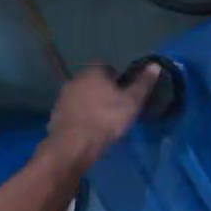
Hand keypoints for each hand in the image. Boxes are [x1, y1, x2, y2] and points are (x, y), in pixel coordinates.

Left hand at [41, 65, 159, 166]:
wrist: (73, 145)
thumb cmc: (107, 119)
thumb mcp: (132, 101)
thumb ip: (143, 83)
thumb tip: (154, 65)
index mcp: (94, 72)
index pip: (107, 67)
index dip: (118, 78)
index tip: (125, 92)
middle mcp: (75, 79)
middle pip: (93, 81)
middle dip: (103, 90)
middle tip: (116, 106)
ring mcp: (63, 97)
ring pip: (82, 95)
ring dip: (91, 103)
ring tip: (103, 119)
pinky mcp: (55, 114)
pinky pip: (73, 110)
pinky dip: (80, 115)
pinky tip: (89, 128)